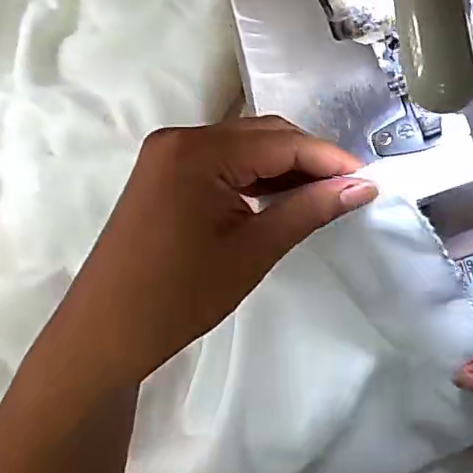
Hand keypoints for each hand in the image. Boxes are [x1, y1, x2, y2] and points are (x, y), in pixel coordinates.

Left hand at [68, 116, 376, 382]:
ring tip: (323, 196)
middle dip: (309, 160)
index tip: (370, 180)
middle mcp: (181, 138)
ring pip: (245, 146)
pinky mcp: (165, 171)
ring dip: (284, 167)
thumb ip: (310, 209)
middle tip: (350, 190)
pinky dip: (255, 175)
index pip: (282, 142)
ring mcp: (168, 153)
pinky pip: (223, 160)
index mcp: (198, 151)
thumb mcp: (253, 251)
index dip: (330, 160)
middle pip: (263, 135)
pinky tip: (281, 197)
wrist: (103, 336)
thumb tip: (362, 187)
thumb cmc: (178, 297)